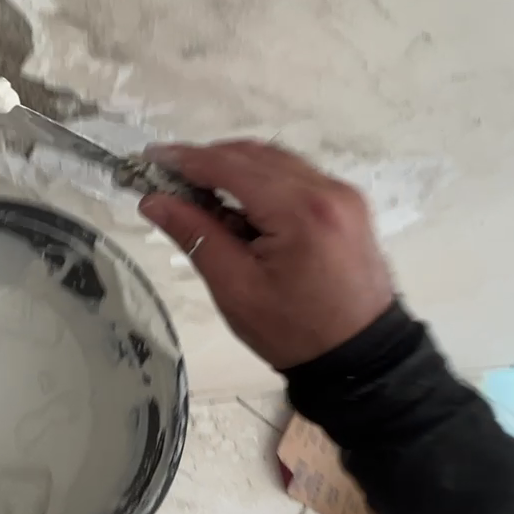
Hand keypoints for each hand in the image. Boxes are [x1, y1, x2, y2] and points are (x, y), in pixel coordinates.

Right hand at [138, 140, 394, 368]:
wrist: (362, 358)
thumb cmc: (293, 330)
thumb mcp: (234, 286)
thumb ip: (194, 234)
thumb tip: (152, 200)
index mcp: (300, 211)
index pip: (231, 166)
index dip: (186, 159)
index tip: (150, 157)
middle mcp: (326, 189)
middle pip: (252, 155)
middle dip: (205, 160)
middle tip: (165, 175)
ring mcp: (342, 193)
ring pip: (272, 159)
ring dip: (231, 167)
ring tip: (195, 190)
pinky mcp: (345, 203)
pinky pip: (292, 174)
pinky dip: (258, 178)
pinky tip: (235, 201)